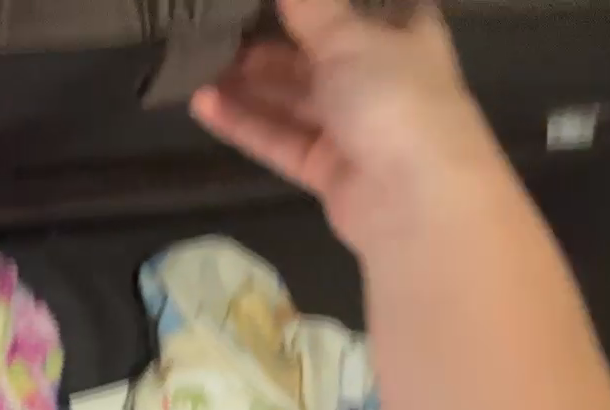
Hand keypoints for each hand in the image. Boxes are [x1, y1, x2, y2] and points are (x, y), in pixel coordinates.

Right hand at [191, 0, 512, 258]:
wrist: (410, 190)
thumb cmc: (394, 97)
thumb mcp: (352, 41)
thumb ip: (315, 12)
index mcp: (400, 35)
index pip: (352, 13)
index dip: (310, 9)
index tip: (264, 5)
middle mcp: (374, 76)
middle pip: (312, 59)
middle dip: (267, 51)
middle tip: (217, 39)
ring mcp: (345, 124)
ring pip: (288, 101)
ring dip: (246, 88)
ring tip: (198, 73)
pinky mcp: (317, 164)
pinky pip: (274, 137)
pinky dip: (241, 122)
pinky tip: (204, 106)